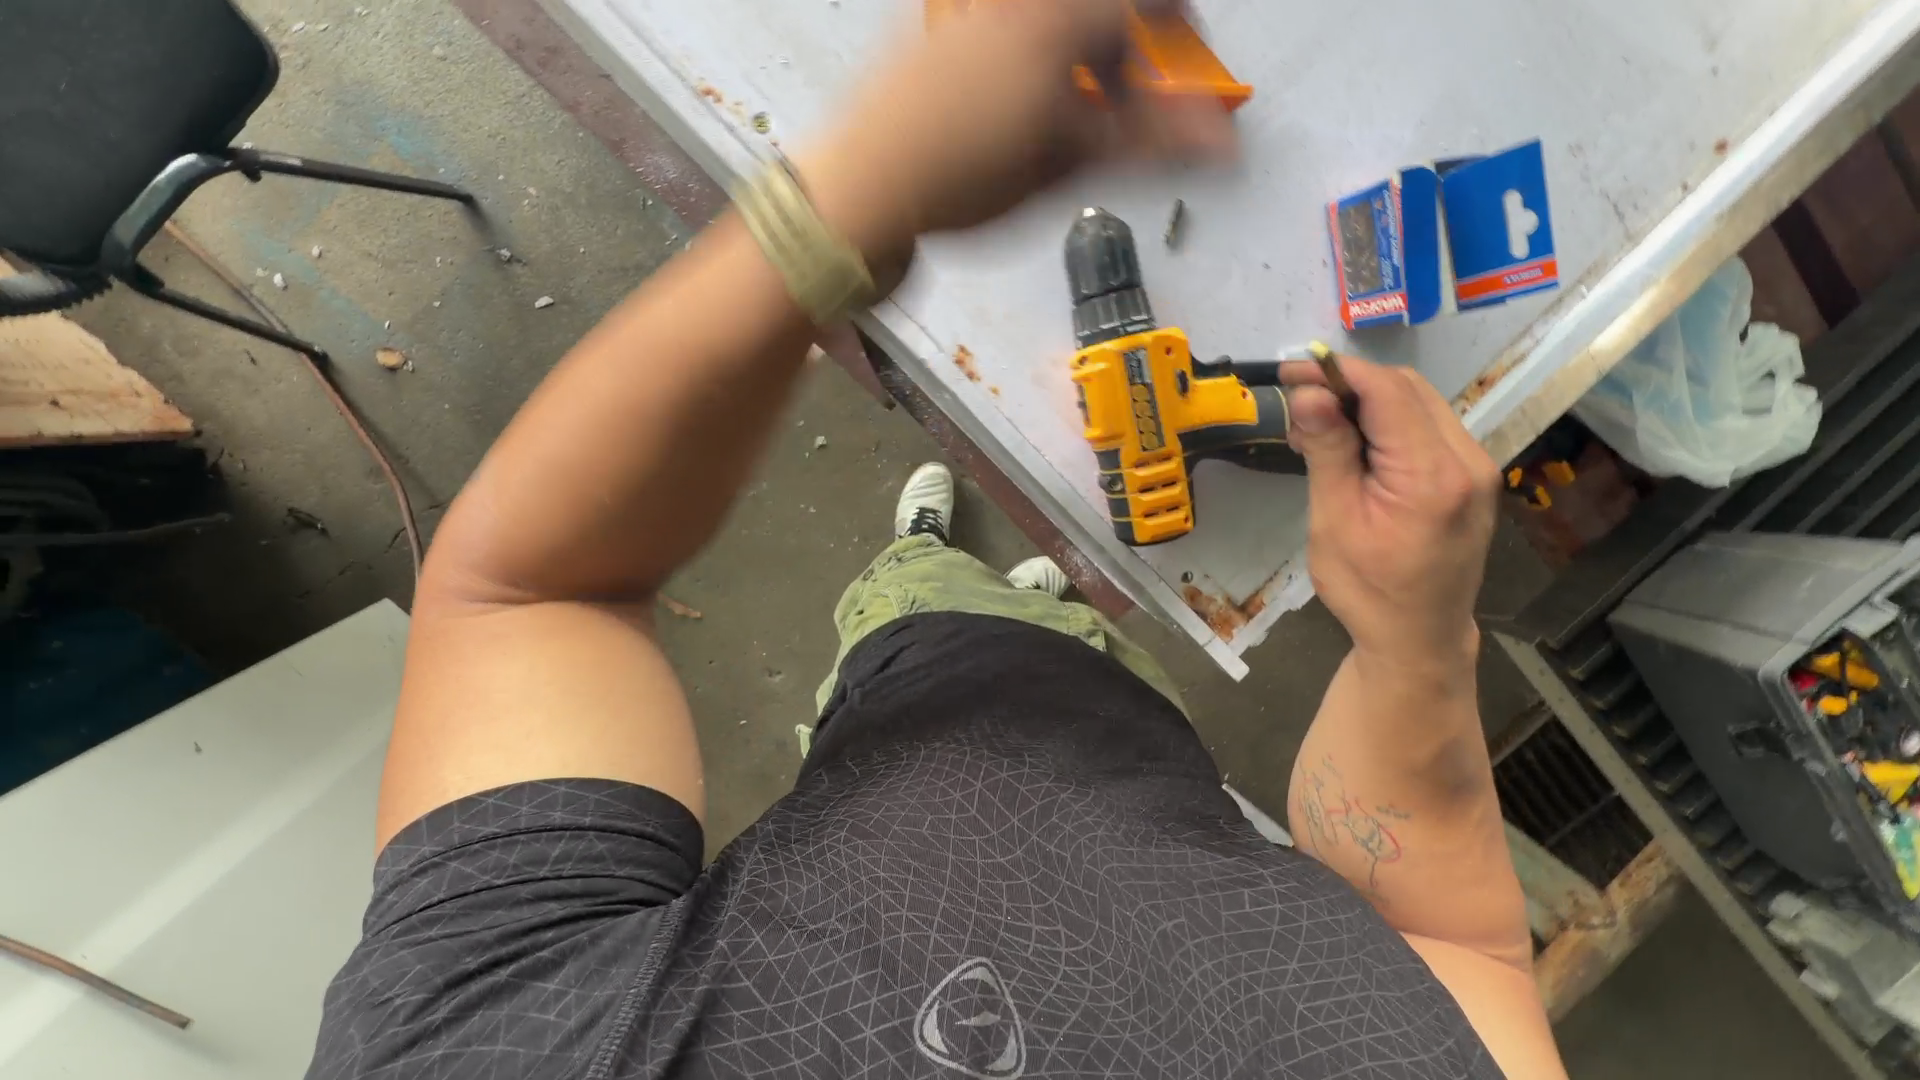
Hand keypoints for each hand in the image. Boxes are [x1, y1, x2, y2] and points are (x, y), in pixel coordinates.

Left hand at [800, 0, 1235, 273]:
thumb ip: (1148, 142)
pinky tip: (1011, 101)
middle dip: (1116, 44)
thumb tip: (1222, 145)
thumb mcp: (1063, 164)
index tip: (1184, 38)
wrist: (861, 189)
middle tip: (1120, 93)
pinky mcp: (935, 36)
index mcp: (1054, 22)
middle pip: (1091, 13)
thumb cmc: (962, 179)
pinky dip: (1027, 52)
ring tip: (1064, 105)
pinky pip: (1001, 27)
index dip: (1173, 21)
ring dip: (1072, 49)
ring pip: (1045, 20)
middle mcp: (1012, 6)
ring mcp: (969, 15)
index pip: (1139, 6)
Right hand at [1282, 356, 1501, 679]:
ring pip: (1418, 404)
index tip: (1290, 372)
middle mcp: (1467, 460)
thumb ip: (1328, 450)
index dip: (1337, 373)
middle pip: (1407, 390)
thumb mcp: (1334, 520)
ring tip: (1317, 425)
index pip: (1387, 393)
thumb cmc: (1367, 588)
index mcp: (1432, 474)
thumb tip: (1308, 393)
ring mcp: (1475, 467)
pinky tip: (1351, 443)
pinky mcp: (1470, 477)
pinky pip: (1426, 428)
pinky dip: (1385, 423)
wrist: (1418, 637)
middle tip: (1297, 402)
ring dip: (1365, 403)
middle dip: (1349, 385)